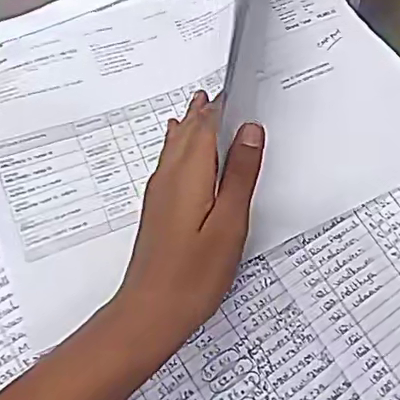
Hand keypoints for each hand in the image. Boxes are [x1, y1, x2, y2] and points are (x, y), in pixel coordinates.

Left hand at [112, 91, 264, 344]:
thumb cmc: (190, 277)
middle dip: (206, 111)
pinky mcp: (158, 211)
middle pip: (188, 132)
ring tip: (200, 106)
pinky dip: (181, 147)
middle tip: (222, 90)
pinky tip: (177, 148)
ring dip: (191, 125)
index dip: (224, 106)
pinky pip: (170, 165)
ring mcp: (160, 195)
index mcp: (188, 175)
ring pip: (177, 147)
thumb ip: (239, 175)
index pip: (207, 125)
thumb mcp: (228, 224)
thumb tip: (250, 132)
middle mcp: (168, 179)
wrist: (150, 312)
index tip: (238, 87)